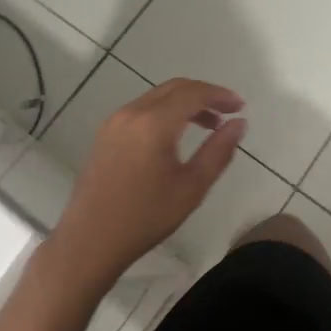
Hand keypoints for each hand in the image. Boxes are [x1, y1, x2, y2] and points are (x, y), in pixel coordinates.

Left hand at [49, 78, 246, 286]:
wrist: (90, 241)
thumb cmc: (145, 218)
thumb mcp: (191, 187)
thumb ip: (218, 151)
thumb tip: (239, 123)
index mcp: (153, 123)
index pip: (193, 93)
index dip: (219, 95)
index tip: (240, 107)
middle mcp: (131, 113)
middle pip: (174, 88)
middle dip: (204, 94)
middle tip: (228, 112)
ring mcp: (114, 122)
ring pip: (156, 97)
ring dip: (184, 103)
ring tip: (208, 125)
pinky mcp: (105, 134)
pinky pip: (141, 110)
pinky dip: (165, 112)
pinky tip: (176, 135)